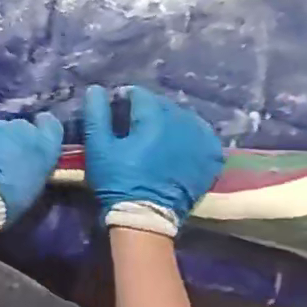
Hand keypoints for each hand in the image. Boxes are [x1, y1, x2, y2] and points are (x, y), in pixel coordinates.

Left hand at [0, 113, 64, 234]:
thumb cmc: (16, 195)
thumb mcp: (38, 181)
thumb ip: (38, 162)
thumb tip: (31, 158)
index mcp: (46, 143)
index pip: (49, 124)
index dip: (41, 131)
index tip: (34, 142)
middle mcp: (25, 127)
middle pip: (21, 127)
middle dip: (15, 139)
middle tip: (7, 158)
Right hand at [82, 84, 223, 233]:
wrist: (145, 217)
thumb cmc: (117, 181)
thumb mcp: (99, 148)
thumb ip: (97, 116)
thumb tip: (96, 90)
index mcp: (154, 119)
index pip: (141, 95)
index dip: (126, 96)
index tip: (117, 105)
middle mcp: (182, 124)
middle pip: (164, 105)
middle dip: (148, 108)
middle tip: (133, 121)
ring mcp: (200, 141)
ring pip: (184, 118)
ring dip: (169, 120)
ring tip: (155, 133)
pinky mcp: (211, 157)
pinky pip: (202, 135)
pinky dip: (189, 134)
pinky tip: (178, 143)